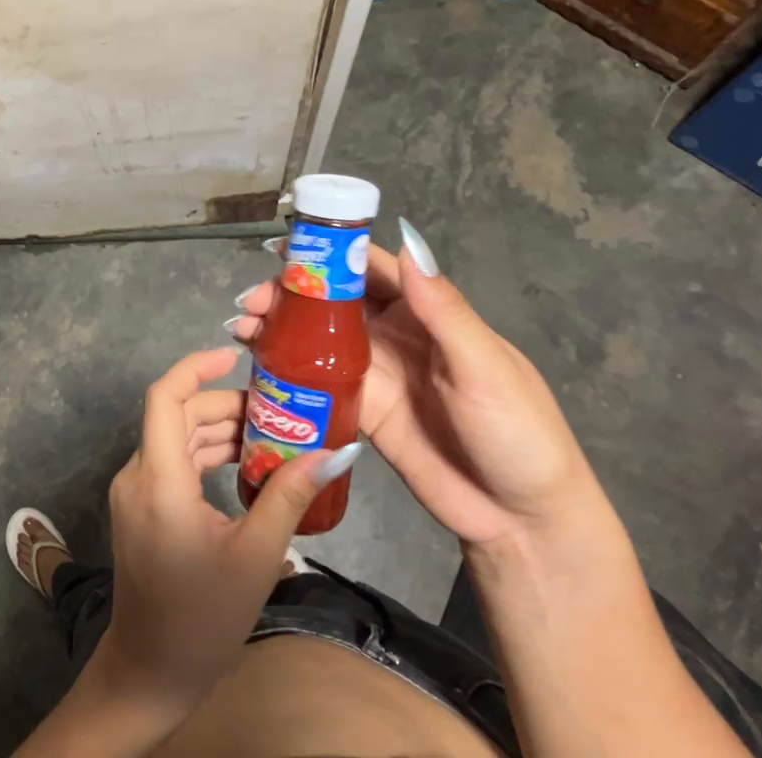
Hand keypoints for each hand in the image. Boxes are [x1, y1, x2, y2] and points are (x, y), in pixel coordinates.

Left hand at [99, 348, 355, 710]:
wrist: (151, 669)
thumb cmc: (203, 616)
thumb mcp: (256, 555)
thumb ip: (290, 496)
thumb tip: (335, 452)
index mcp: (158, 479)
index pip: (165, 397)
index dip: (195, 367)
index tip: (234, 356)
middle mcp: (137, 476)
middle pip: (176, 416)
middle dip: (225, 407)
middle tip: (280, 413)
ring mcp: (133, 494)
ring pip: (174, 440)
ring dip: (218, 433)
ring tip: (273, 438)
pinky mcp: (139, 510)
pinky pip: (170, 465)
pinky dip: (204, 457)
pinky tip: (246, 468)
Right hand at [231, 221, 596, 547]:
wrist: (519, 519)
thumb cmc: (518, 434)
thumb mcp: (486, 369)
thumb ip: (444, 311)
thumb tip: (407, 242)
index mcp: (429, 315)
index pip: (374, 270)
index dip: (331, 254)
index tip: (286, 246)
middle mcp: (396, 337)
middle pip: (335, 302)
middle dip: (291, 292)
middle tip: (252, 299)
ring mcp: (376, 376)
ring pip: (317, 339)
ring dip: (280, 327)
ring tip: (242, 327)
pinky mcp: (361, 413)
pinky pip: (316, 384)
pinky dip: (284, 370)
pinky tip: (254, 364)